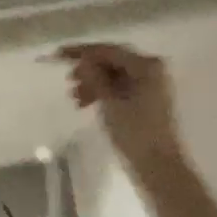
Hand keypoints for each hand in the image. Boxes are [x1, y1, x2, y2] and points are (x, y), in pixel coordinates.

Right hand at [60, 43, 186, 173]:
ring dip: (94, 84)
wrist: (157, 165)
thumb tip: (82, 60)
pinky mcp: (146, 101)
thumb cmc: (135, 132)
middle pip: (113, 62)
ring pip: (115, 77)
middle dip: (89, 71)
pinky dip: (103, 94)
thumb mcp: (110, 102)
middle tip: (69, 81)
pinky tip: (87, 104)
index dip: (83, 52)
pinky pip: (120, 89)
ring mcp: (150, 85)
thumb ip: (95, 77)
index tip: (58, 54)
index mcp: (146, 65)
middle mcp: (151, 70)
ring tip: (76, 99)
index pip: (109, 51)